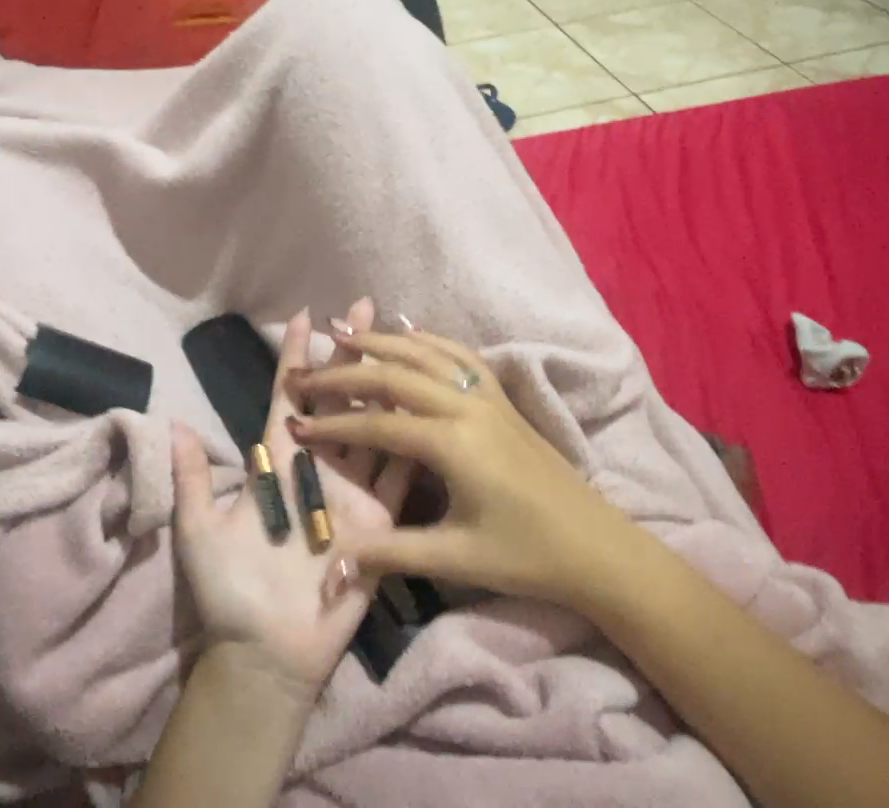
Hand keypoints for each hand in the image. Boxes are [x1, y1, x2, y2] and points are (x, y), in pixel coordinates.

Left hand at [170, 303, 415, 698]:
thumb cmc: (227, 592)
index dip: (299, 358)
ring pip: (376, 428)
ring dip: (389, 387)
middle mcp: (320, 470)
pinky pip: (401, 479)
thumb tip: (171, 423)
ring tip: (406, 345)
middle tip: (369, 310)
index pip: (291, 399)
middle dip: (354, 356)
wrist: (264, 652)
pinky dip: (415, 444)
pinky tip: (431, 409)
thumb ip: (191, 478)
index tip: (306, 316)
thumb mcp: (197, 532)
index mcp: (278, 465)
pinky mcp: (381, 526)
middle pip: (341, 401)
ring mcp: (353, 495)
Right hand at [287, 327, 638, 607]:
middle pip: (395, 375)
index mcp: (453, 444)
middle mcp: (468, 408)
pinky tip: (409, 333)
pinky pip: (460, 356)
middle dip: (345, 371)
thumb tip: (335, 558)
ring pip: (427, 354)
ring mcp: (488, 399)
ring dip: (383, 340)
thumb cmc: (526, 555)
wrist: (596, 547)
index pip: (378, 423)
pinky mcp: (503, 400)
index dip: (332, 423)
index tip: (293, 421)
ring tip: (343, 331)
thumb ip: (391, 553)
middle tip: (303, 370)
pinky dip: (429, 339)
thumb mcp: (455, 558)